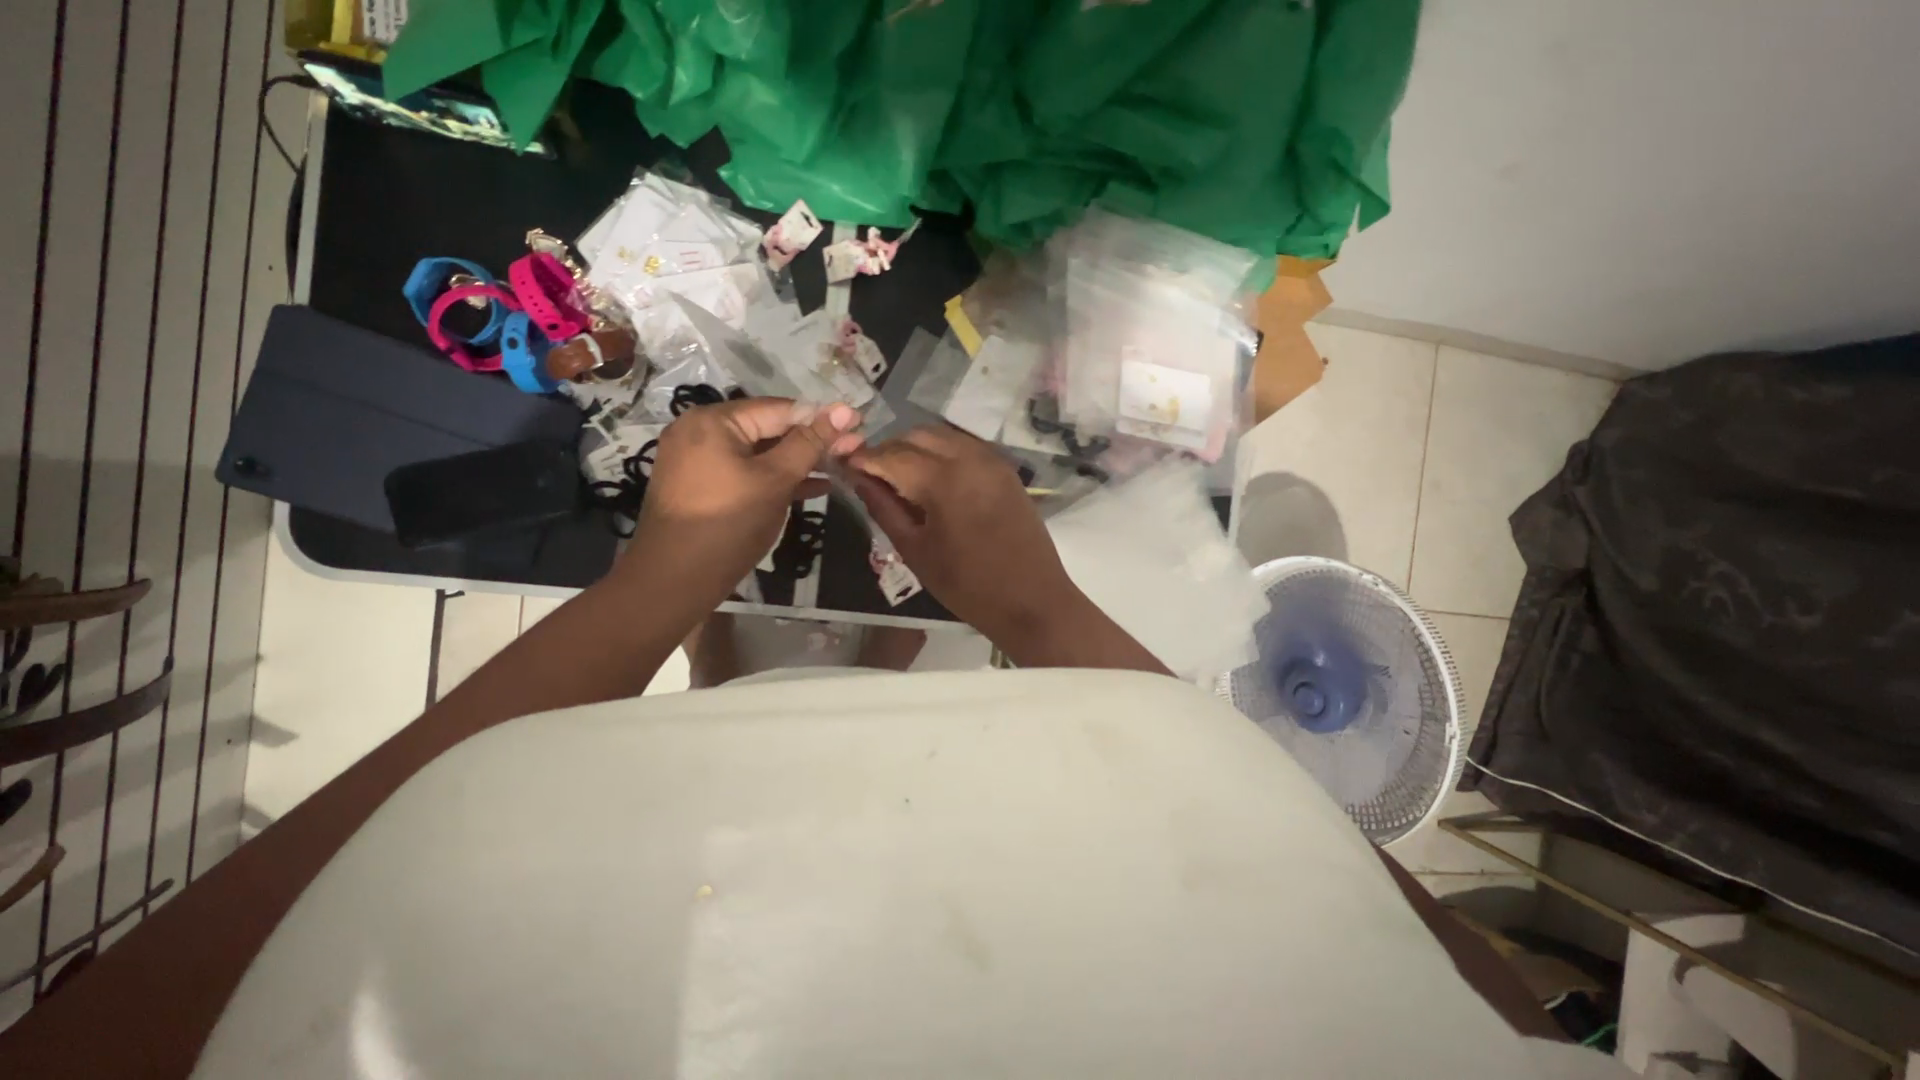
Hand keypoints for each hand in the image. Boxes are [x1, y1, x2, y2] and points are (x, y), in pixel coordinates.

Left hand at [627, 398, 861, 597]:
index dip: (822, 418)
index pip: (779, 409)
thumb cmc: (727, 525)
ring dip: (798, 462)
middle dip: (812, 441)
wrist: (672, 583)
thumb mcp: (775, 481)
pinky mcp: (702, 488)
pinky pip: (745, 473)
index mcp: (713, 421)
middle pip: (768, 428)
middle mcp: (700, 431)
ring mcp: (698, 461)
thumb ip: (809, 444)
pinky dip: (775, 479)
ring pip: (758, 454)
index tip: (859, 425)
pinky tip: (814, 487)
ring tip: (842, 468)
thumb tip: (843, 410)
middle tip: (855, 450)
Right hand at [844, 424, 1082, 639]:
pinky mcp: (1004, 468)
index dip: (862, 459)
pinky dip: (941, 452)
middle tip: (870, 476)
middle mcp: (968, 456)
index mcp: (942, 479)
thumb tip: (857, 478)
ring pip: (941, 435)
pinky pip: (964, 445)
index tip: (842, 468)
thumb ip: (883, 508)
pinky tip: (931, 478)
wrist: (1031, 600)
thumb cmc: (967, 585)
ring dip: (914, 448)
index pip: (890, 455)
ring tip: (899, 478)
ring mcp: (990, 459)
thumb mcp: (915, 550)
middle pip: (915, 436)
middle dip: (888, 450)